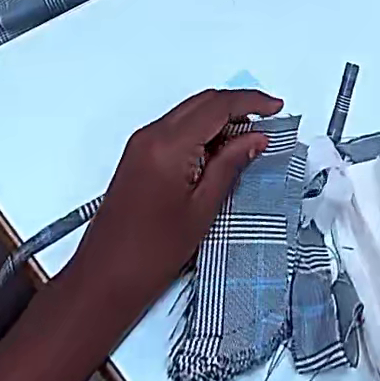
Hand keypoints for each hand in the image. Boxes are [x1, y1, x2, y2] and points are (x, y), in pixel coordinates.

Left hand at [64, 88, 283, 317]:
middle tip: (267, 123)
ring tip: (249, 139)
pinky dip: (201, 130)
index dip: (250, 101)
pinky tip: (219, 150)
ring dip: (219, 117)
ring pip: (189, 112)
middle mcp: (151, 133)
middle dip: (237, 105)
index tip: (276, 107)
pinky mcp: (137, 153)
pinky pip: (176, 126)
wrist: (103, 278)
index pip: (216, 106)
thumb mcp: (202, 209)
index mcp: (168, 145)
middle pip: (202, 102)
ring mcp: (141, 141)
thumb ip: (230, 165)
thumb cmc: (153, 253)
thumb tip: (256, 138)